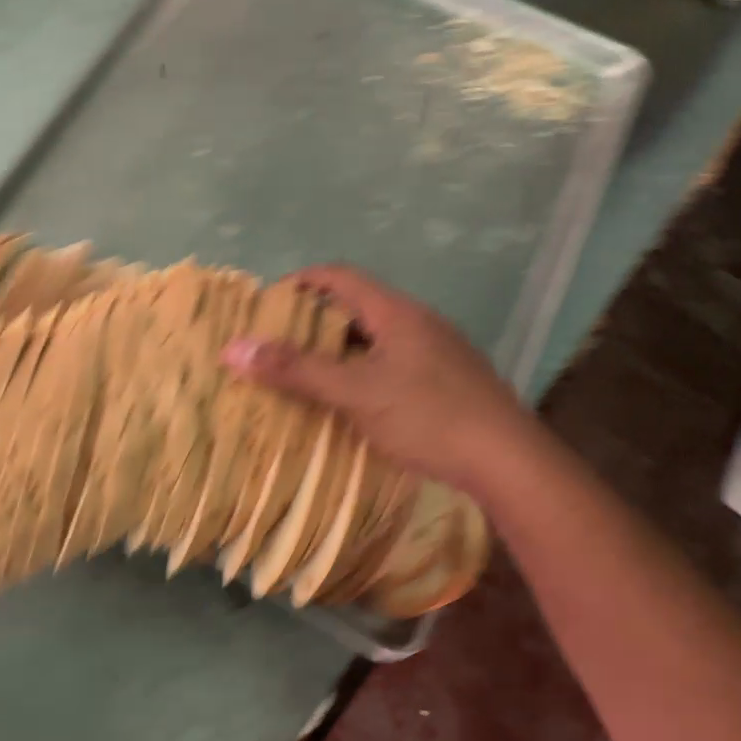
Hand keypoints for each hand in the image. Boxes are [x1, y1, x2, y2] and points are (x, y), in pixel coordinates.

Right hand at [221, 265, 549, 499]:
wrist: (509, 462)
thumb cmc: (428, 416)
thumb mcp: (354, 392)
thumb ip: (295, 370)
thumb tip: (232, 348)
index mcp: (397, 313)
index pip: (339, 277)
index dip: (298, 283)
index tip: (264, 305)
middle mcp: (419, 323)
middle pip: (355, 307)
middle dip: (310, 322)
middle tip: (273, 345)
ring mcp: (437, 353)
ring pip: (373, 339)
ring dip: (334, 351)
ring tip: (300, 375)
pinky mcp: (447, 382)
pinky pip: (390, 364)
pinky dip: (359, 372)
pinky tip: (347, 402)